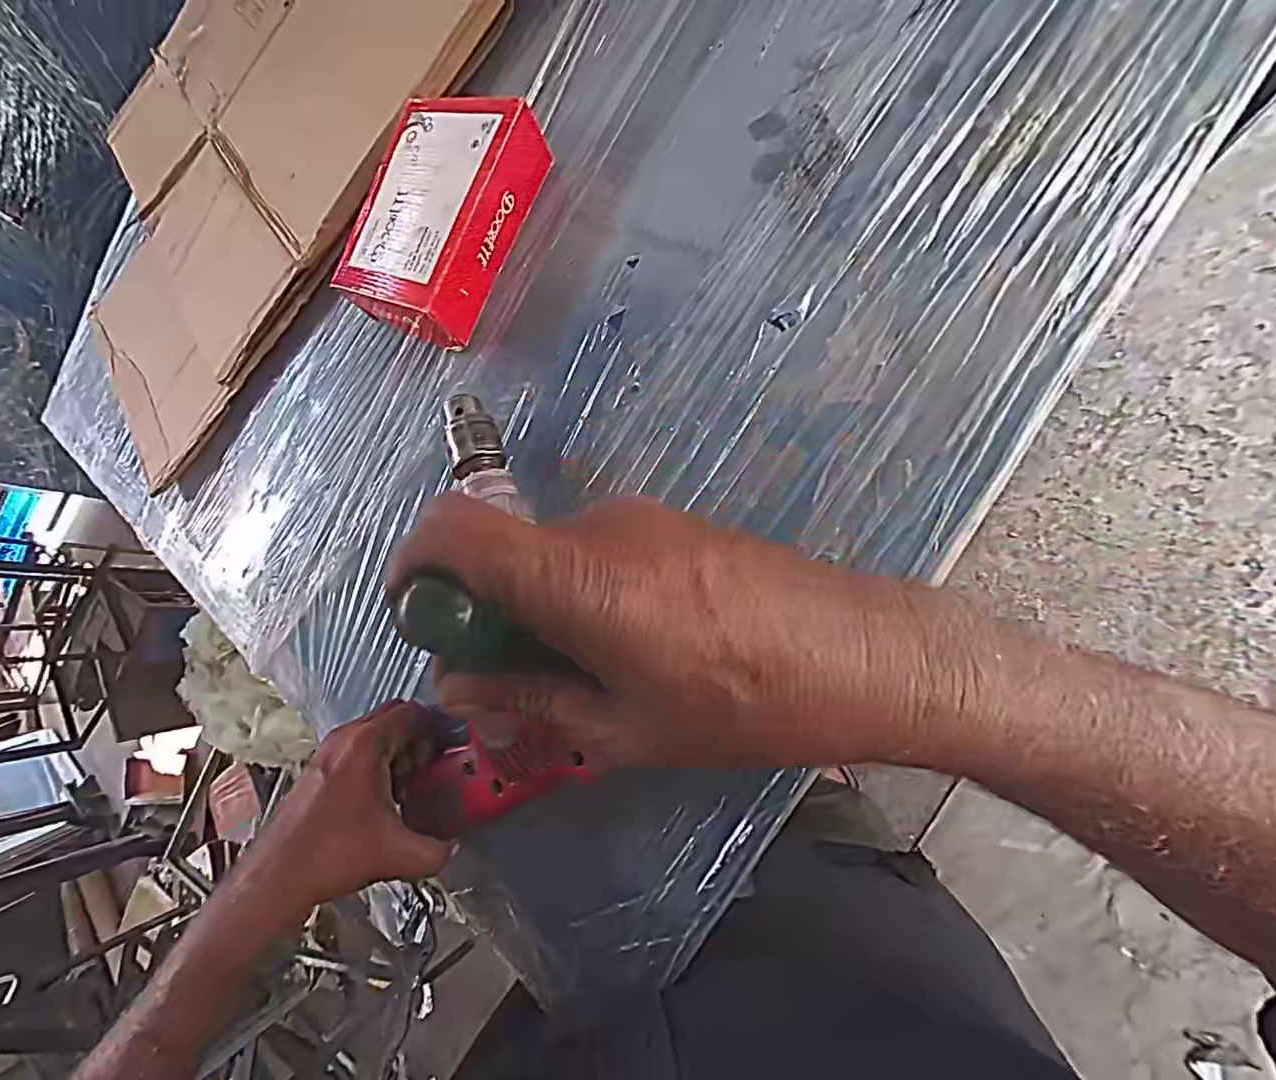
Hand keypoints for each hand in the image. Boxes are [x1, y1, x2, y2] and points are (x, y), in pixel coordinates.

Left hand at [240, 701, 453, 905]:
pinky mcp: (320, 767)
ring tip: (411, 783)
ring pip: (377, 731)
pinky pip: (361, 747)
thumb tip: (453, 847)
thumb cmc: (330, 856)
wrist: (274, 879)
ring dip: (400, 748)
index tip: (452, 748)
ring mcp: (329, 750)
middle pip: (396, 716)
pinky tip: (385, 796)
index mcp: (365, 744)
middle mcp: (346, 738)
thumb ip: (437, 851)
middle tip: (433, 765)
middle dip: (420, 736)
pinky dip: (380, 759)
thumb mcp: (397, 854)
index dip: (439, 727)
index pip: (414, 713)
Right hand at [386, 494, 990, 769]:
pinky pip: (590, 551)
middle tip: (507, 682)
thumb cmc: (741, 705)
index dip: (417, 568)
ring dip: (533, 608)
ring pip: (545, 555)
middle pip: (498, 550)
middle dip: (483, 614)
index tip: (423, 620)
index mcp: (575, 577)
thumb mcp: (624, 728)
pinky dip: (574, 593)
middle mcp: (595, 528)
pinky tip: (621, 644)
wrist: (859, 651)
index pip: (455, 531)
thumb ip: (530, 699)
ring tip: (577, 674)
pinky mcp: (665, 524)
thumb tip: (462, 686)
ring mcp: (635, 518)